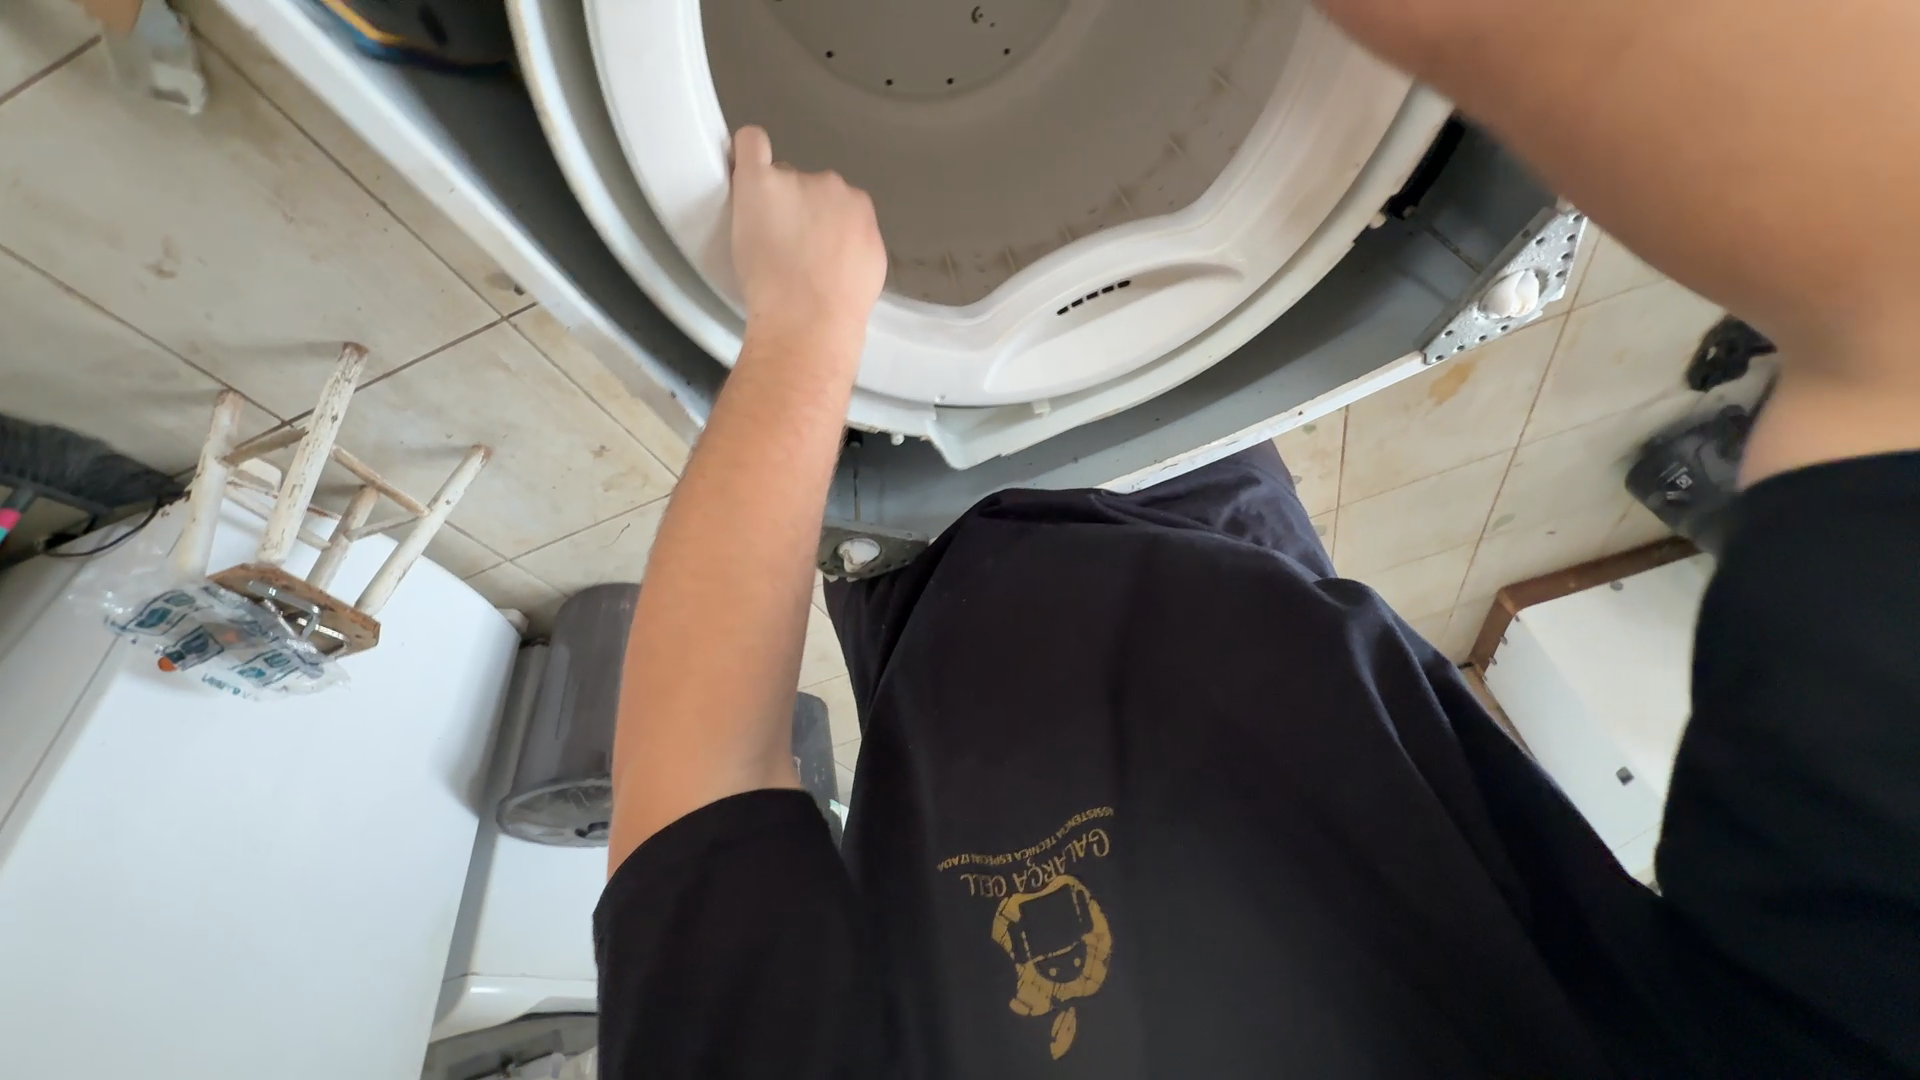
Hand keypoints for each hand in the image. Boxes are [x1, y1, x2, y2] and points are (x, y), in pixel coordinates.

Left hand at [729, 125, 887, 347]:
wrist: (810, 319)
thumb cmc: (840, 307)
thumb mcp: (868, 271)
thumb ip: (855, 242)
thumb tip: (841, 238)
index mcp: (859, 208)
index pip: (837, 199)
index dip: (821, 217)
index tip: (811, 238)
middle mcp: (832, 186)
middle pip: (807, 187)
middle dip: (796, 210)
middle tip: (785, 246)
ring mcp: (795, 181)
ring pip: (778, 180)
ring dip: (771, 202)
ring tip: (763, 241)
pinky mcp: (759, 181)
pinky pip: (750, 145)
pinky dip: (746, 153)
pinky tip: (739, 167)